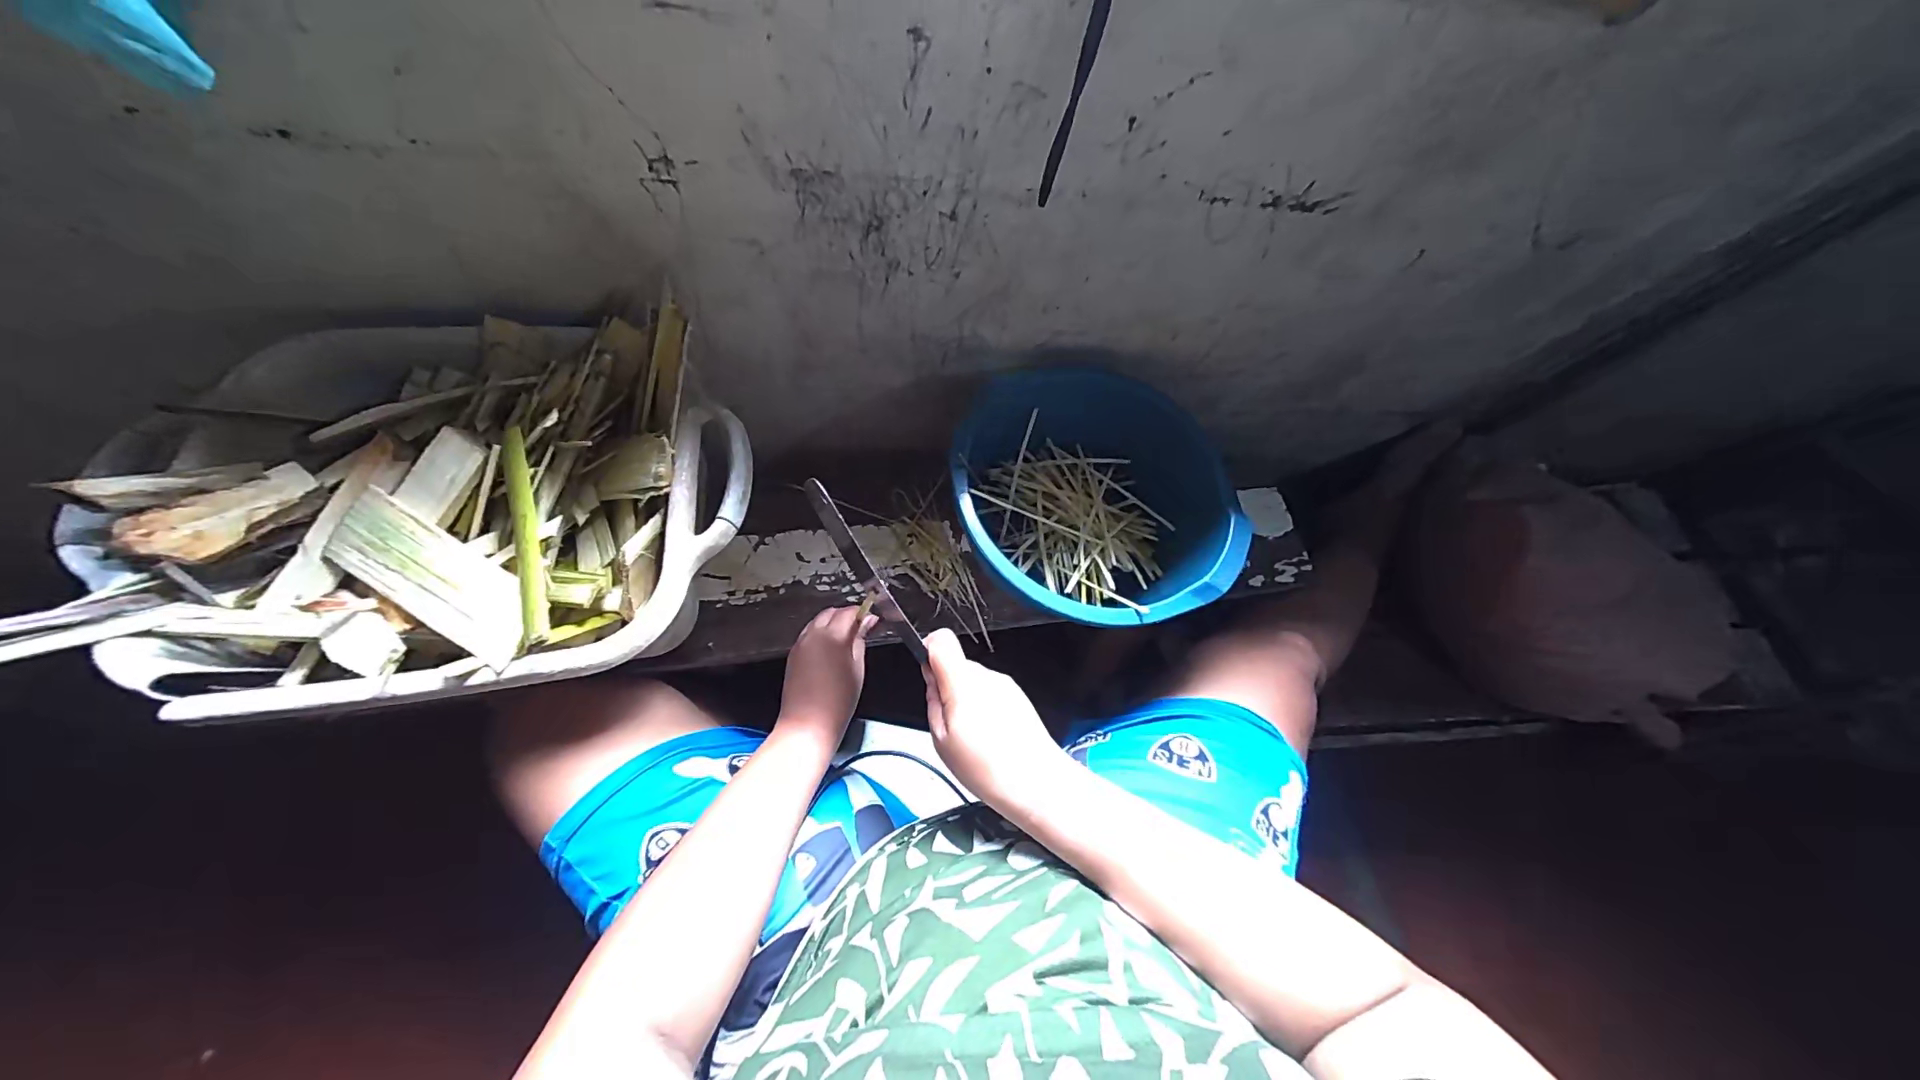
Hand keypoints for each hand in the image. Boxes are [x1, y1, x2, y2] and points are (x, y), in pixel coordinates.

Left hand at [776, 605, 876, 749]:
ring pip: (818, 622)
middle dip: (846, 616)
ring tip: (847, 640)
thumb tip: (867, 622)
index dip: (863, 613)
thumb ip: (860, 639)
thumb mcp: (857, 668)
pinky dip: (821, 634)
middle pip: (831, 613)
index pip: (849, 612)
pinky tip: (831, 650)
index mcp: (832, 636)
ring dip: (832, 624)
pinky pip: (809, 635)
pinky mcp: (793, 655)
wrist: (807, 724)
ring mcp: (800, 644)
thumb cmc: (838, 700)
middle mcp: (813, 635)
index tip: (873, 621)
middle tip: (862, 629)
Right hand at [921, 628, 1073, 813]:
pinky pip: (990, 692)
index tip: (927, 671)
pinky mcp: (1017, 695)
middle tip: (949, 722)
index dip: (928, 650)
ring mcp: (1005, 685)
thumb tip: (930, 680)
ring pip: (974, 680)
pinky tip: (988, 735)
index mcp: (963, 684)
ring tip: (971, 735)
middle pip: (957, 664)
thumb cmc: (989, 768)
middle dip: (947, 687)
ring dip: (966, 699)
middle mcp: (987, 677)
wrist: (1035, 781)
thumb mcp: (941, 740)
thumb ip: (933, 701)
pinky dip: (984, 707)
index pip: (941, 640)